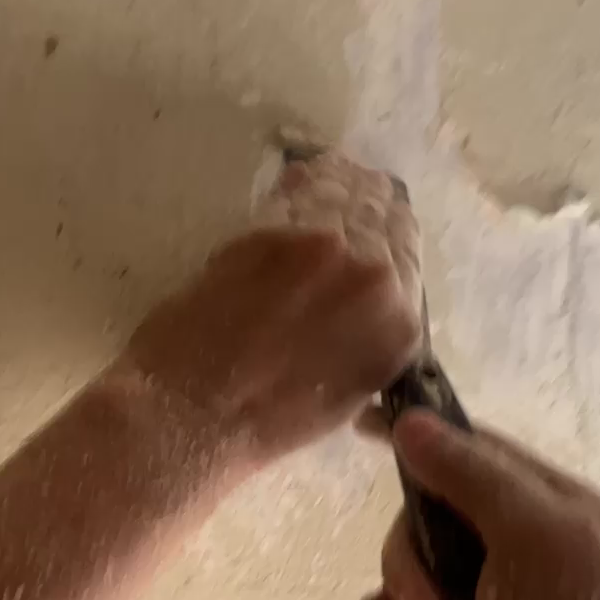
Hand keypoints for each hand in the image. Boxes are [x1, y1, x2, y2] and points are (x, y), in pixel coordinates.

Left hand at [116, 155, 421, 464]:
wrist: (192, 415)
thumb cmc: (259, 422)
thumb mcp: (341, 393)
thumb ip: (366, 339)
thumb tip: (365, 304)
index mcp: (399, 328)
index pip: (407, 252)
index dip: (387, 233)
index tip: (369, 223)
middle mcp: (376, 278)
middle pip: (382, 213)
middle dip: (365, 203)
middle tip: (345, 192)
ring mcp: (326, 249)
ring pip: (343, 192)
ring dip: (334, 184)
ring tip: (319, 179)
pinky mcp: (274, 233)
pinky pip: (297, 192)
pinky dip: (298, 184)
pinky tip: (294, 178)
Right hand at [355, 412, 599, 599]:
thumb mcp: (537, 548)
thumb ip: (473, 478)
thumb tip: (410, 420)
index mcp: (562, 512)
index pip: (481, 450)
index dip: (424, 435)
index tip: (362, 423)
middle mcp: (528, 547)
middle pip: (432, 507)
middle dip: (412, 545)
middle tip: (426, 596)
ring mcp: (491, 597)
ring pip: (410, 557)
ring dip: (399, 588)